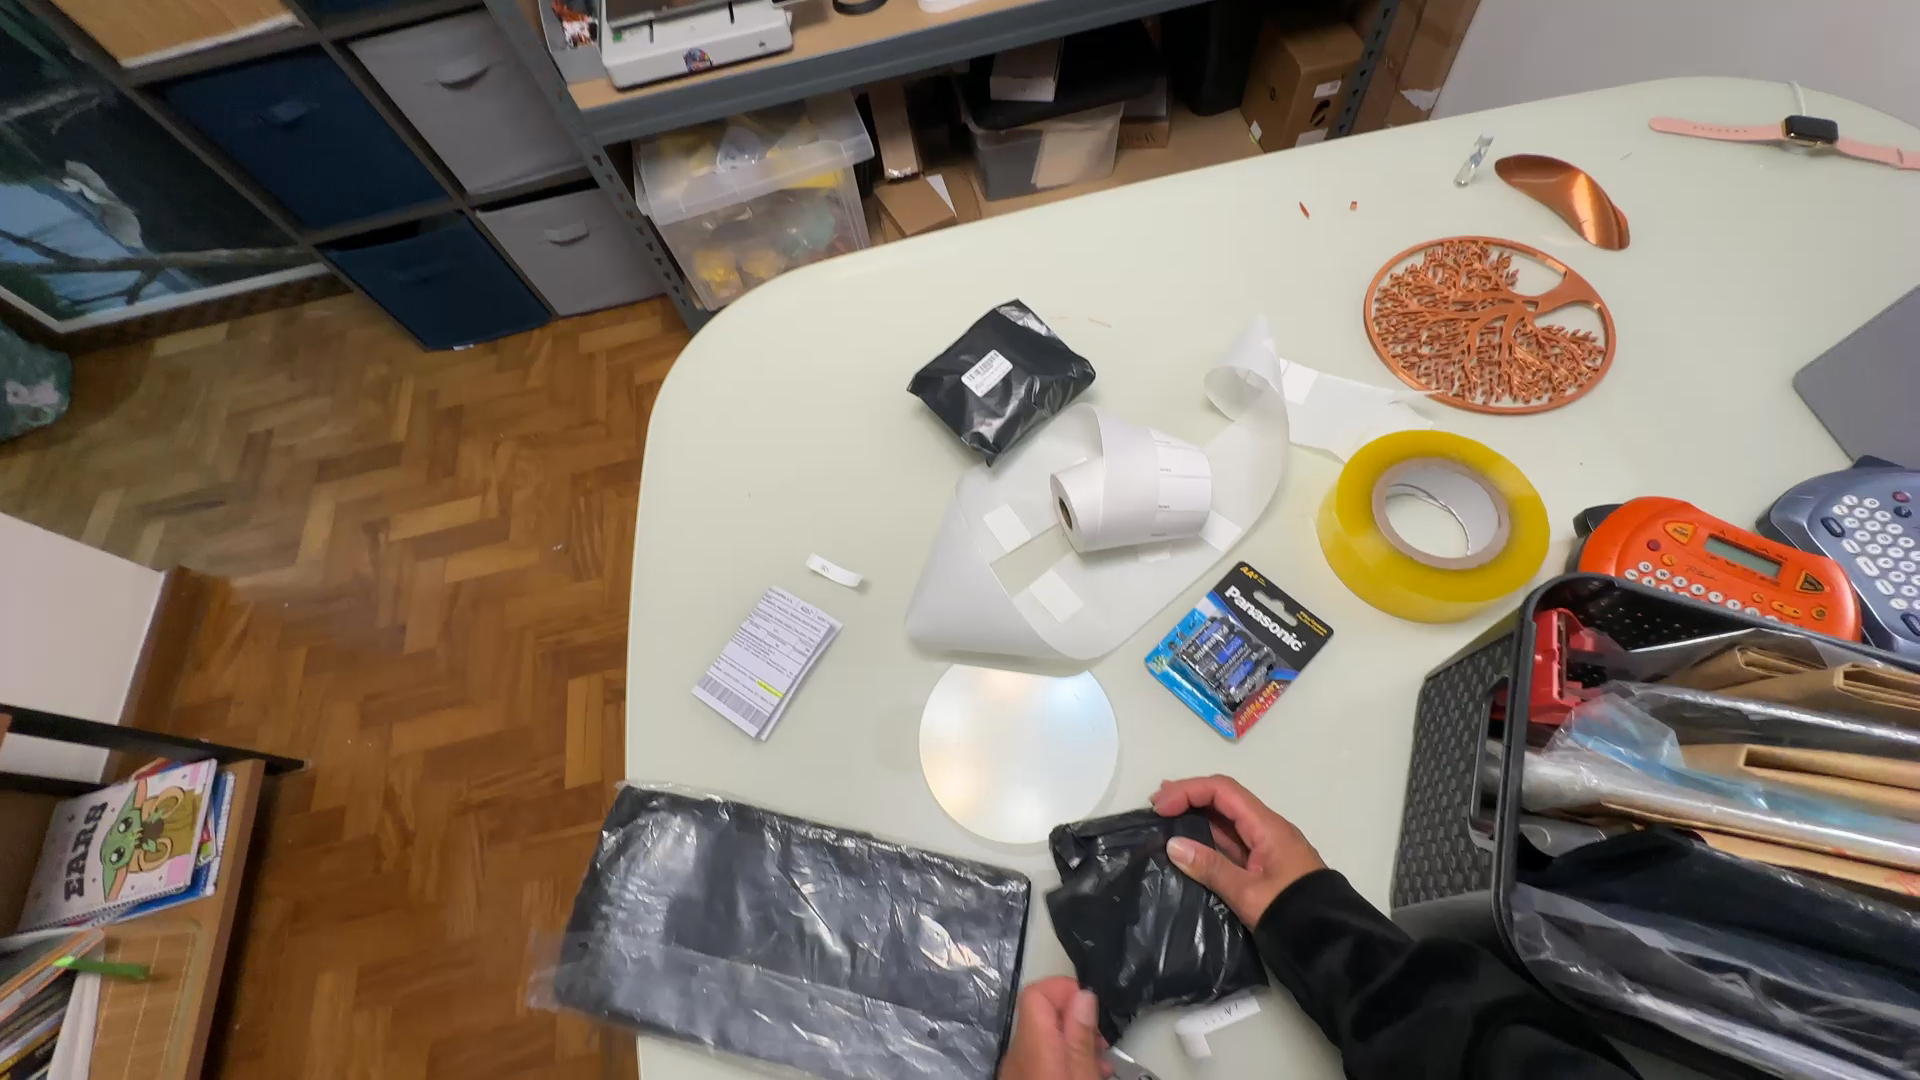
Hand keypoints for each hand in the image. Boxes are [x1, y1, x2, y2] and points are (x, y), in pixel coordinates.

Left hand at [997, 977, 1107, 1079]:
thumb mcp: (1082, 1075)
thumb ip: (1081, 1036)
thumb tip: (1084, 994)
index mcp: (1031, 1044)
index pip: (1036, 992)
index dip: (1063, 988)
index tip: (1090, 1003)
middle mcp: (1016, 1052)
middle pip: (1040, 1014)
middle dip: (1073, 1018)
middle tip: (1100, 1038)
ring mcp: (1015, 1069)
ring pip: (1042, 1037)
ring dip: (1071, 1040)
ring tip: (1098, 1059)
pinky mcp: (1020, 1079)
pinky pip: (1038, 1057)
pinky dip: (1061, 1057)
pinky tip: (1082, 1072)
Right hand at [1151, 775, 1326, 925]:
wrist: (1335, 949)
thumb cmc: (1294, 915)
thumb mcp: (1249, 895)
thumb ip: (1210, 868)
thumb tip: (1172, 845)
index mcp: (1267, 826)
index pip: (1222, 791)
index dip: (1188, 791)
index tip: (1160, 807)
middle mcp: (1266, 829)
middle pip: (1223, 799)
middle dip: (1189, 797)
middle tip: (1156, 807)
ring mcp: (1266, 847)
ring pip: (1226, 820)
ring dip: (1195, 817)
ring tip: (1165, 821)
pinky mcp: (1264, 866)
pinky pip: (1231, 841)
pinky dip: (1206, 837)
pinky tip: (1187, 847)